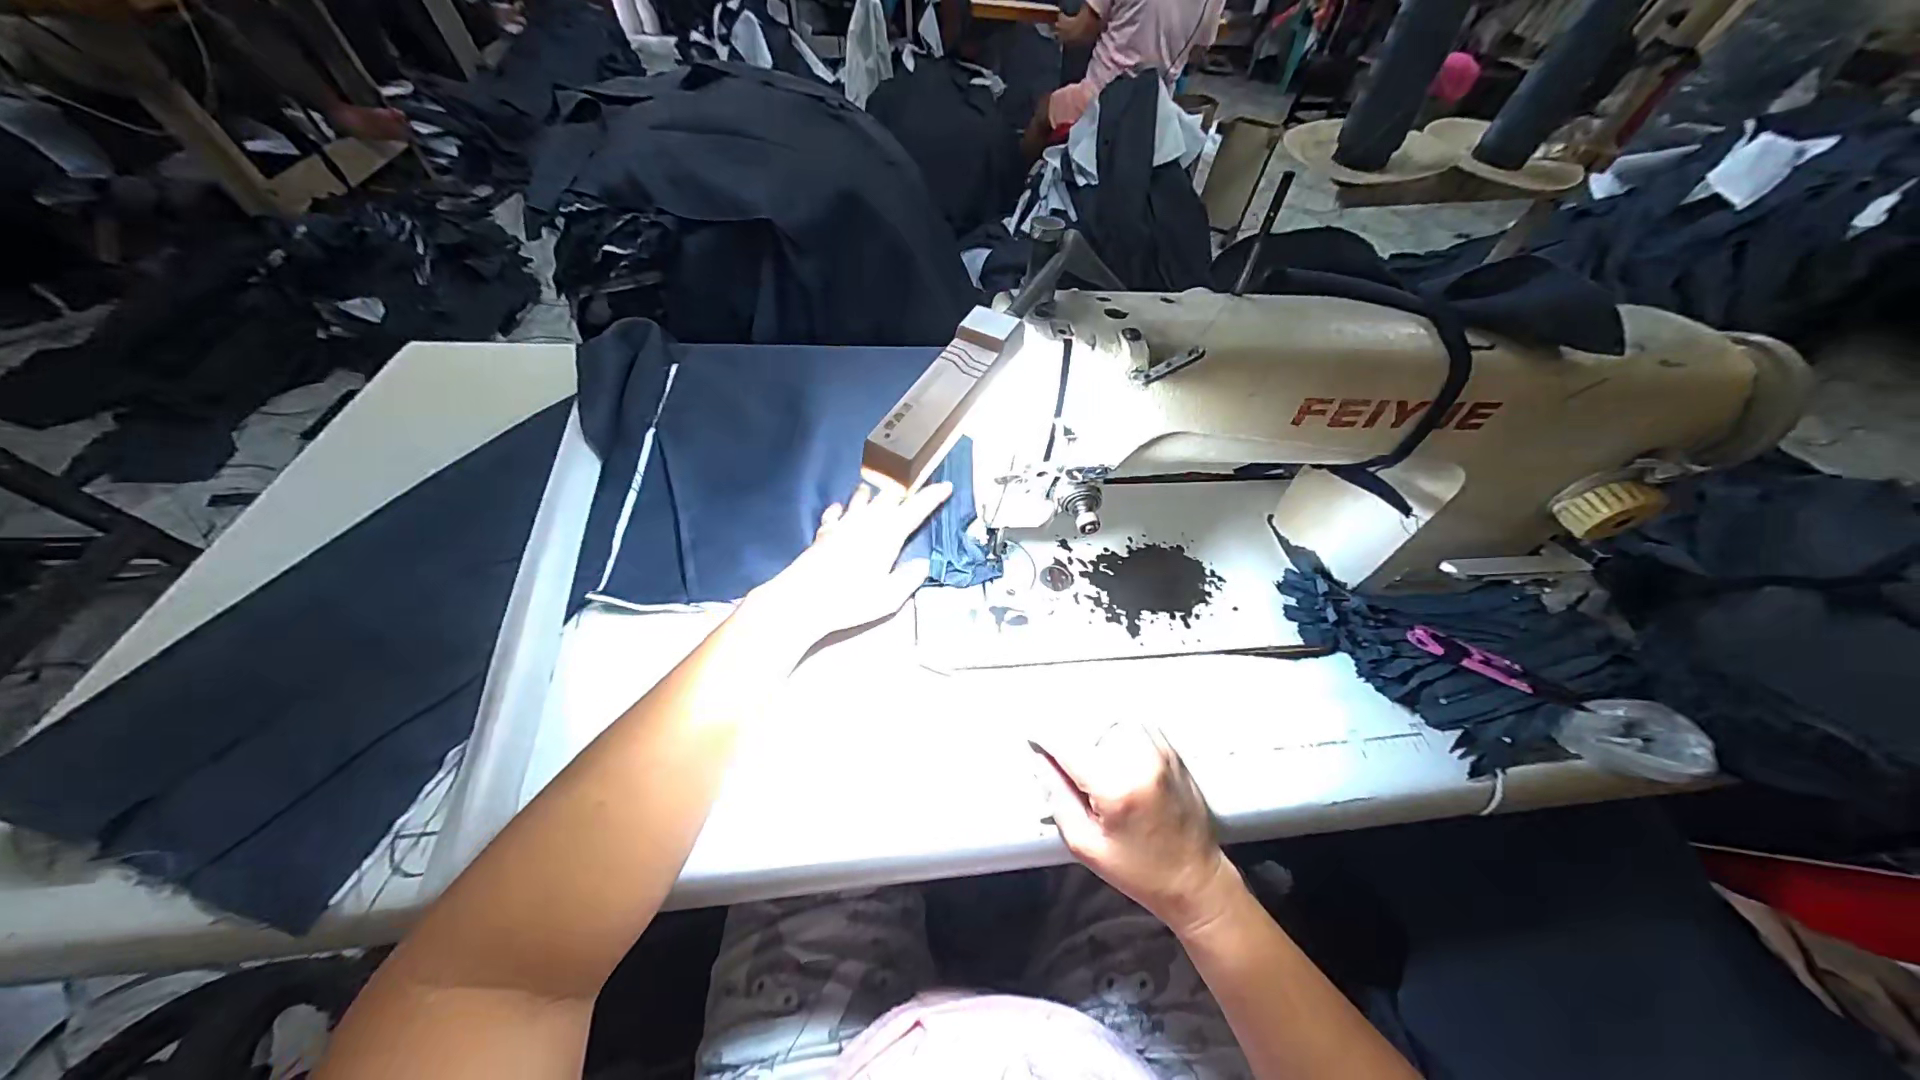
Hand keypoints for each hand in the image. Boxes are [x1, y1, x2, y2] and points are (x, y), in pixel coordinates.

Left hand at [743, 481, 951, 646]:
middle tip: (912, 486)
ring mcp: (843, 523)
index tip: (945, 485)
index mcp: (889, 534)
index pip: (916, 508)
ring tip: (878, 490)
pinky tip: (840, 509)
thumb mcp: (889, 597)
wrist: (802, 599)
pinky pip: (835, 512)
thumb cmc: (850, 600)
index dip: (933, 495)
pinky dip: (842, 508)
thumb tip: (923, 565)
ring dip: (873, 492)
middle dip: (904, 487)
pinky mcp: (824, 531)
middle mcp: (867, 522)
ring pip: (861, 496)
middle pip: (889, 494)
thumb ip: (908, 578)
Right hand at [1031, 723, 1242, 937]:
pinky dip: (1114, 730)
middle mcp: (1140, 759)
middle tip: (1058, 755)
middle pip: (1087, 720)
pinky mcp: (1169, 748)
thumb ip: (1056, 796)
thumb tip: (1040, 760)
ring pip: (1109, 716)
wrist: (1195, 878)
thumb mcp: (1085, 843)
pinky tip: (1110, 752)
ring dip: (1091, 730)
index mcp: (1116, 786)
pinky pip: (1131, 722)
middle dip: (1067, 733)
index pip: (1066, 742)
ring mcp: (1158, 750)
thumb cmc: (1142, 870)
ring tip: (1087, 756)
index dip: (1042, 736)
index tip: (1031, 736)